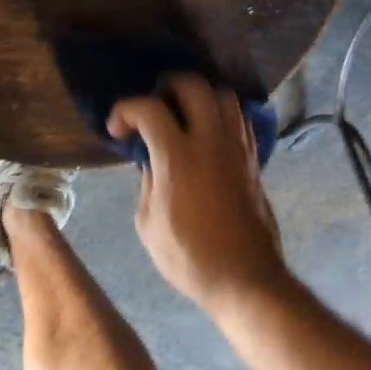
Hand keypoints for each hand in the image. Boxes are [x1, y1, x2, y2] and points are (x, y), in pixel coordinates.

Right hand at [108, 75, 287, 309]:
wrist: (247, 282)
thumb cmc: (190, 258)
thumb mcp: (148, 224)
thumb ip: (146, 183)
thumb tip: (153, 163)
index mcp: (178, 158)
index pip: (148, 108)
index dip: (125, 110)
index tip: (117, 130)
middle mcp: (210, 143)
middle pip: (194, 86)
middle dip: (167, 86)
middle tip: (155, 105)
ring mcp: (236, 150)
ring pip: (224, 96)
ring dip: (200, 97)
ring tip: (184, 114)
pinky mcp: (253, 162)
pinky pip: (240, 120)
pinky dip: (222, 116)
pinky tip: (208, 134)